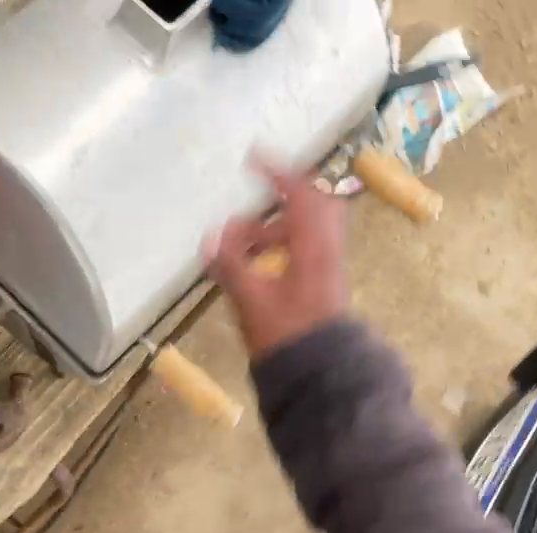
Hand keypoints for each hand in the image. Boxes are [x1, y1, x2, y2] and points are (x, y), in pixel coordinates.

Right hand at [205, 157, 349, 359]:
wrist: (318, 371)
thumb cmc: (286, 334)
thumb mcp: (251, 300)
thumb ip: (230, 266)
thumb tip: (210, 238)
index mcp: (313, 243)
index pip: (298, 193)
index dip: (276, 172)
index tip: (253, 158)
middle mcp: (325, 248)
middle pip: (308, 208)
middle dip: (279, 201)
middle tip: (254, 201)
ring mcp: (326, 267)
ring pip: (303, 232)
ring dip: (273, 230)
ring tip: (240, 244)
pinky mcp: (320, 285)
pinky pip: (302, 251)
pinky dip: (279, 249)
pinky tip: (255, 269)